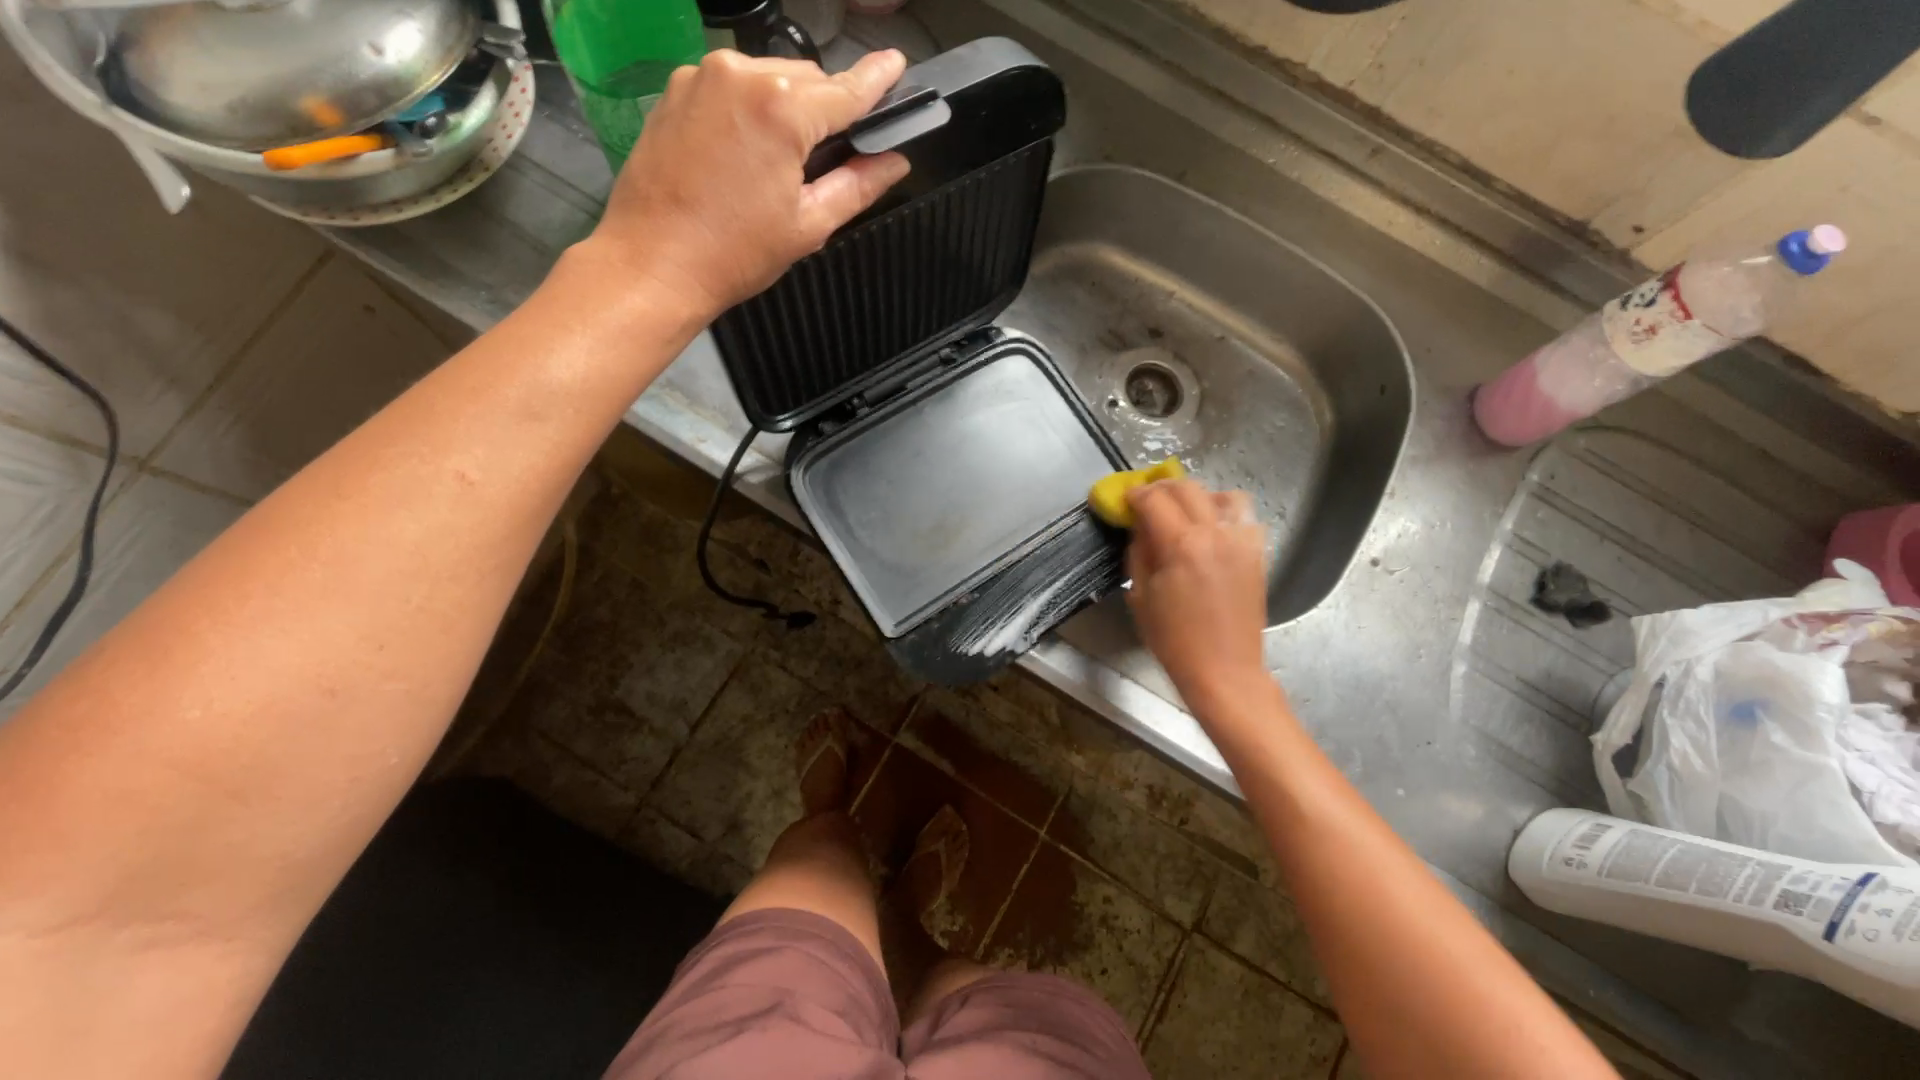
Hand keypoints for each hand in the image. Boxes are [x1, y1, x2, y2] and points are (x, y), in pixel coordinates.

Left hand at [584, 50, 911, 319]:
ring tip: (774, 166)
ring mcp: (701, 77)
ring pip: (768, 79)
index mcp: (780, 107)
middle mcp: (740, 74)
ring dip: (784, 110)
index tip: (896, 64)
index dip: (877, 81)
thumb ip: (858, 184)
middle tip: (821, 164)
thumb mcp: (809, 224)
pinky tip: (741, 156)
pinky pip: (731, 88)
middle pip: (808, 80)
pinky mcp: (676, 90)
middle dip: (822, 113)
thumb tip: (895, 162)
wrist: (651, 264)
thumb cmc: (731, 253)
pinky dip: (747, 111)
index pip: (846, 89)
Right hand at [1126, 479, 1271, 706]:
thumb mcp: (1141, 596)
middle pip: (1187, 488)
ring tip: (1185, 512)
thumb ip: (1139, 552)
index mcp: (1180, 545)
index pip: (1154, 499)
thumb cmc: (1174, 641)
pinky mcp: (1256, 553)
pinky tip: (1213, 529)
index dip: (1135, 495)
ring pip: (1222, 495)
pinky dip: (1226, 513)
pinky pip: (1244, 517)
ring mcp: (1241, 542)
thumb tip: (1140, 527)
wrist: (1224, 670)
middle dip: (1162, 488)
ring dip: (1199, 496)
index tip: (1125, 499)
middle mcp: (1214, 534)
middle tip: (1148, 500)